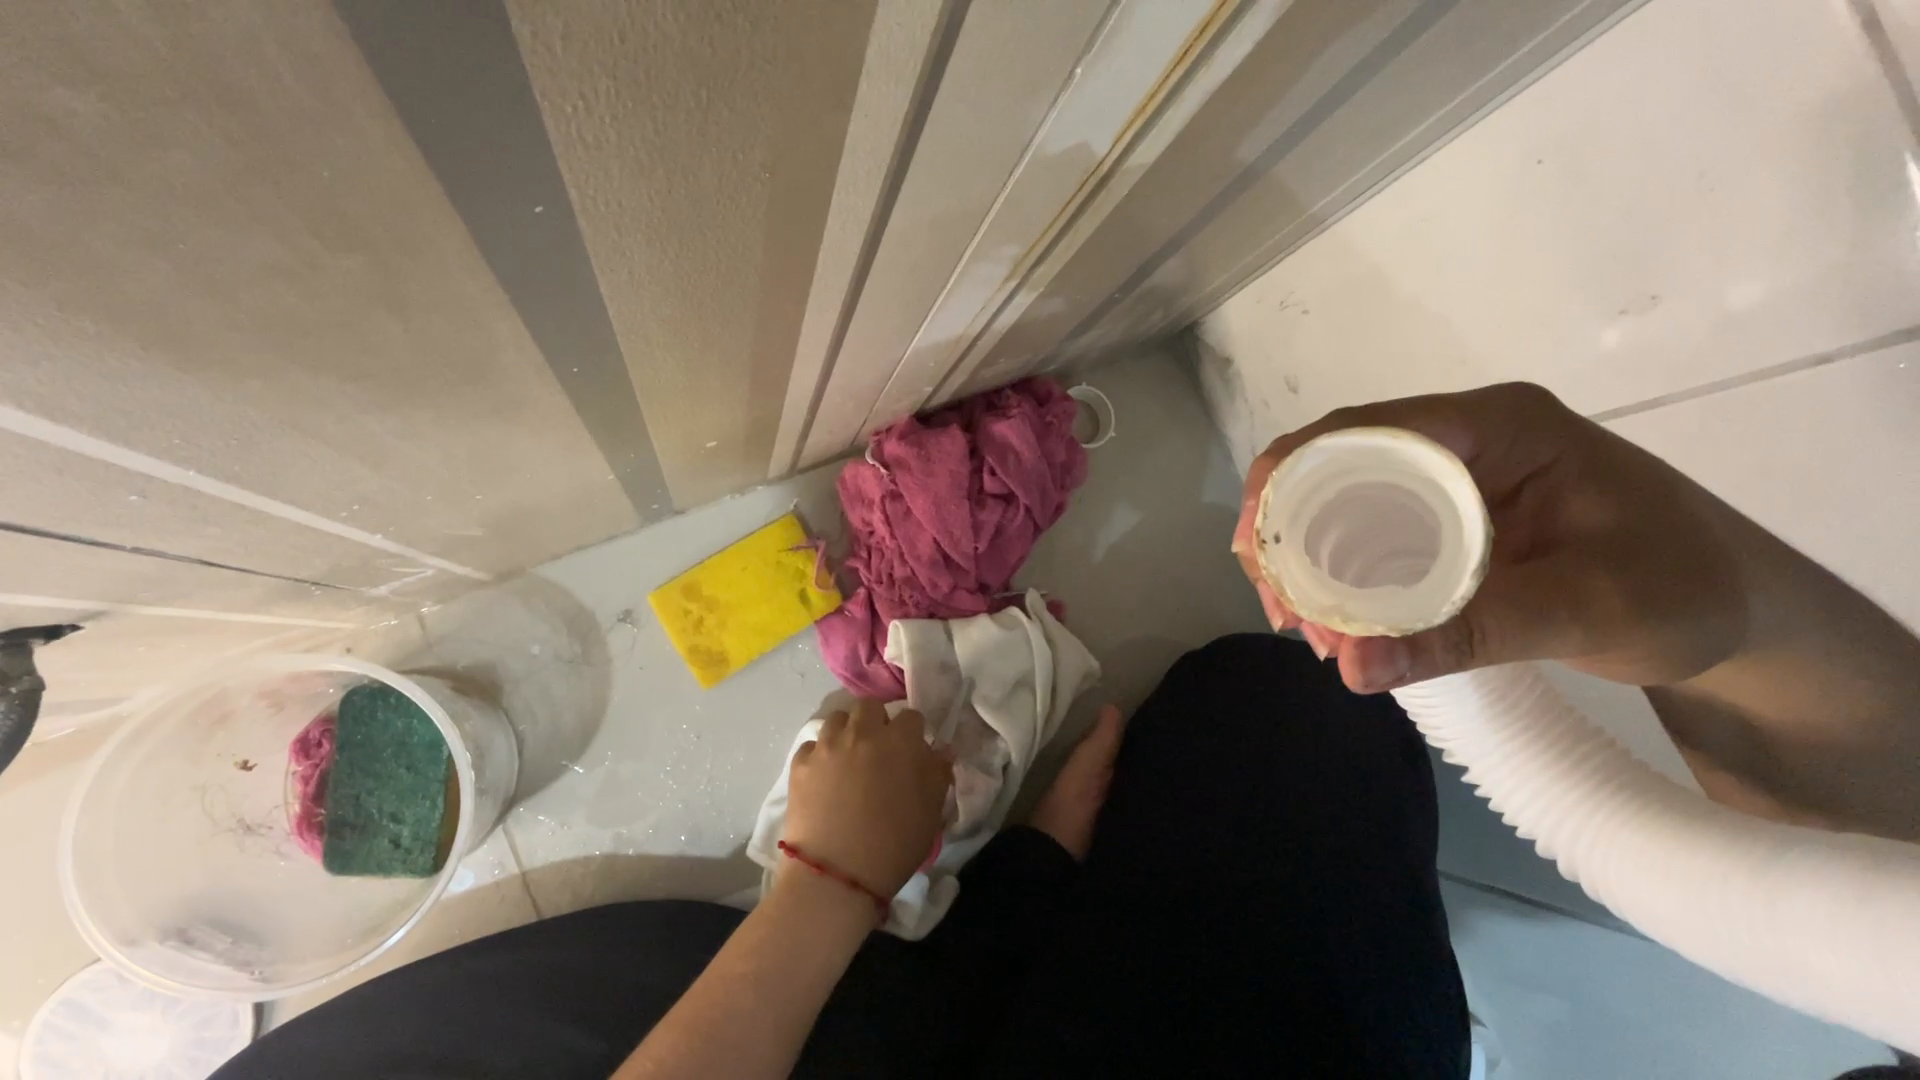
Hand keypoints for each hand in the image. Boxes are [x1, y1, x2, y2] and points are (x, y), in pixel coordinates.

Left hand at [782, 700, 951, 900]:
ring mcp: (828, 745)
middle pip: (870, 706)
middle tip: (879, 750)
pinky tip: (824, 777)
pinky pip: (812, 745)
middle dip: (877, 721)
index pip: (912, 716)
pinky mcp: (800, 763)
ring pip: (838, 718)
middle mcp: (863, 732)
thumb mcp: (932, 812)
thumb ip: (939, 773)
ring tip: (849, 757)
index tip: (912, 752)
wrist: (837, 875)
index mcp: (901, 741)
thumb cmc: (894, 845)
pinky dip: (820, 755)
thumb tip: (941, 750)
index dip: (913, 733)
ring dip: (846, 731)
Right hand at [1232, 382, 1749, 692]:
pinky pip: (1366, 532)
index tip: (1257, 546)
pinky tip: (1329, 622)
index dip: (1290, 476)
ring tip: (1304, 628)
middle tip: (1281, 607)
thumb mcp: (1585, 611)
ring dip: (1305, 559)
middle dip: (1288, 531)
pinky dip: (1335, 575)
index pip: (1363, 430)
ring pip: (1341, 500)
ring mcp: (1450, 478)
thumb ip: (1467, 634)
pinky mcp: (1446, 517)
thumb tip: (1349, 668)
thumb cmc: (1687, 594)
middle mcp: (1460, 439)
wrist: (1744, 617)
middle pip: (1334, 464)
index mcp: (1495, 426)